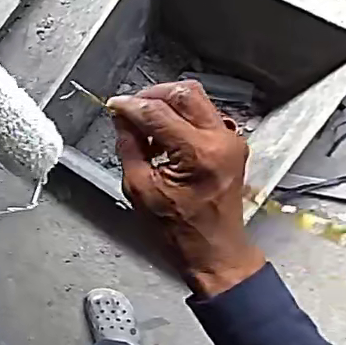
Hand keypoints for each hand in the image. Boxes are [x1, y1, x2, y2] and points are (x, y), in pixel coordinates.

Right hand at [108, 81, 266, 297]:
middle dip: (152, 96)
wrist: (213, 251)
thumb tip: (123, 120)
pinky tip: (162, 137)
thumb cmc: (181, 232)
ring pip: (196, 100)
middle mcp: (221, 140)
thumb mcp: (140, 190)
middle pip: (184, 93)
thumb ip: (130, 148)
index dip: (130, 106)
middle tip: (129, 109)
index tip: (114, 106)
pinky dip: (180, 119)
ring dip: (166, 106)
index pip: (158, 112)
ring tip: (144, 126)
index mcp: (199, 154)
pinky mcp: (231, 145)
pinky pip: (203, 117)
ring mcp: (230, 141)